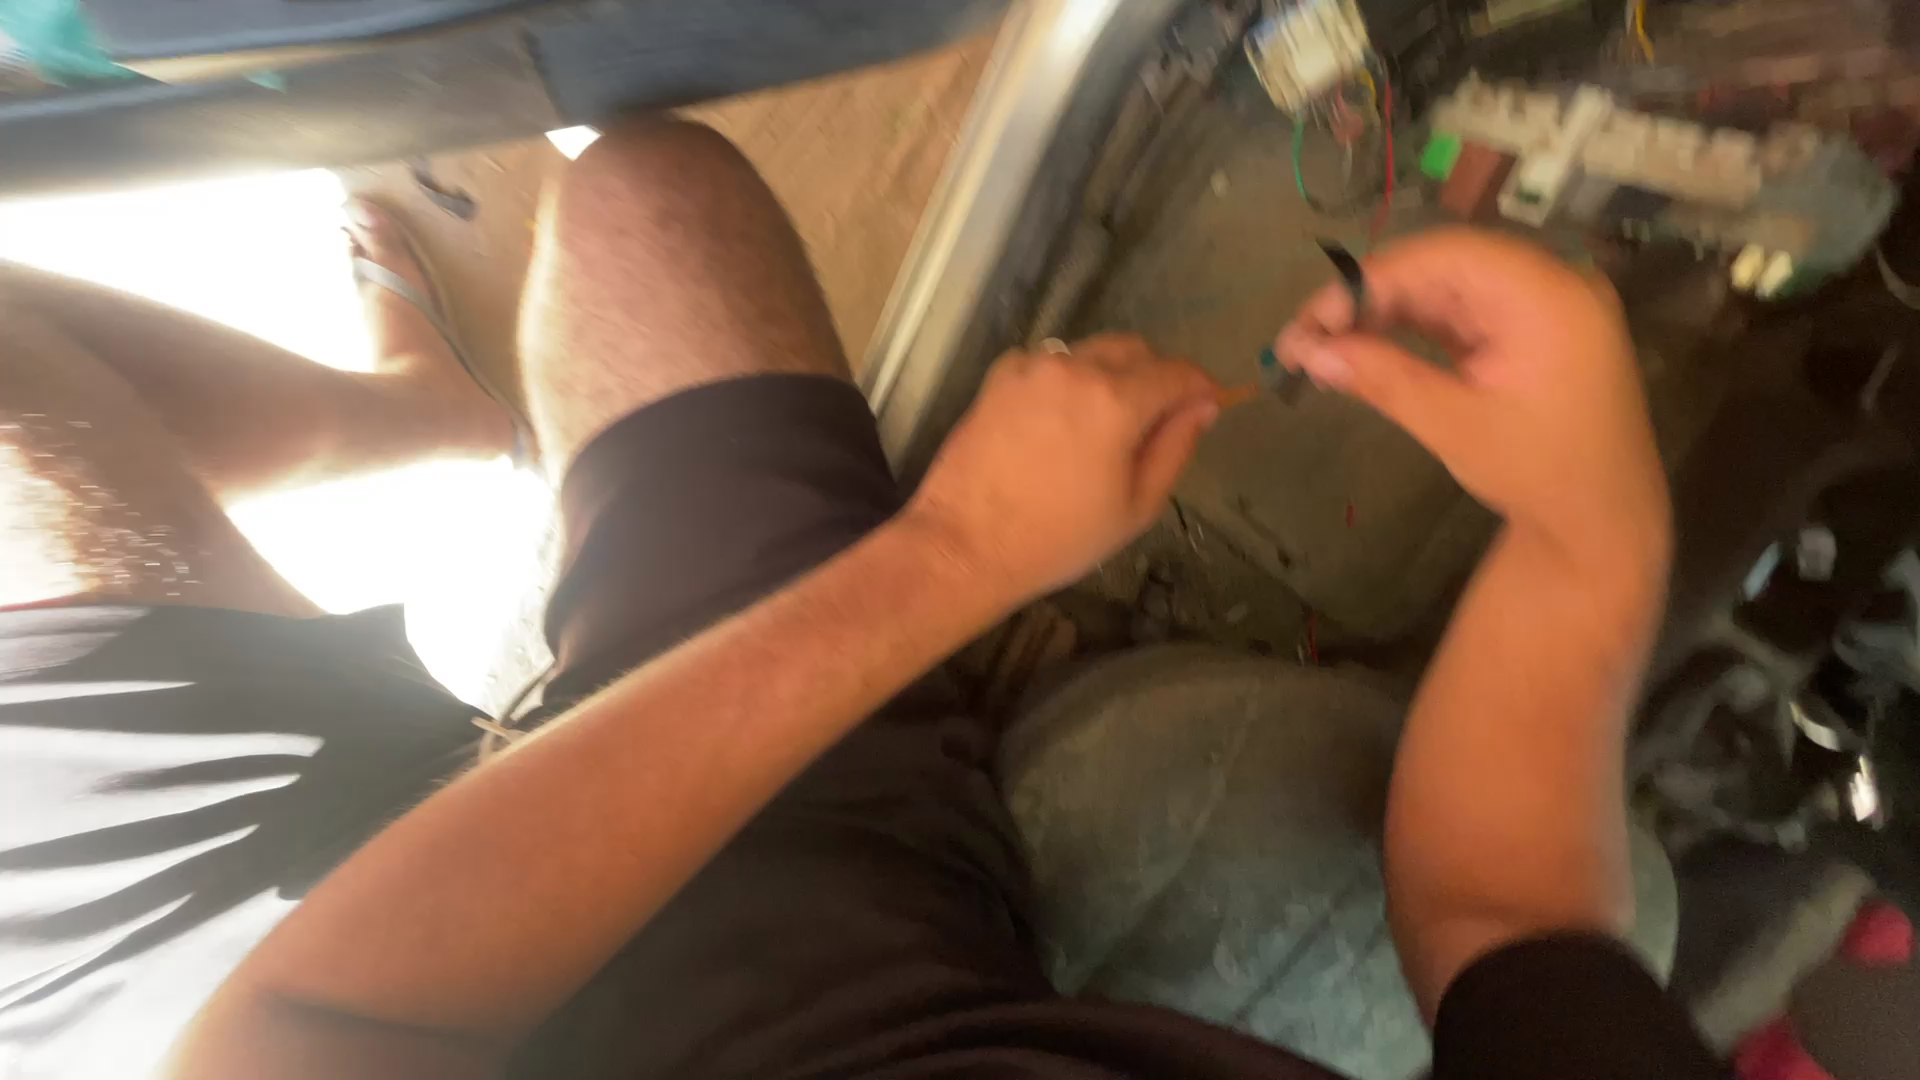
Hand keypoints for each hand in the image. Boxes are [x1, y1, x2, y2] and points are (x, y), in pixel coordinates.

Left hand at [907, 334, 1220, 599]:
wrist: (964, 545)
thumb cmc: (1056, 539)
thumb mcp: (1134, 507)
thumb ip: (1174, 448)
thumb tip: (1201, 407)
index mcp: (1115, 400)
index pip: (1177, 373)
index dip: (1199, 388)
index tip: (1205, 406)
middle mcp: (1074, 368)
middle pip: (1134, 350)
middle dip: (1155, 376)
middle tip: (1152, 421)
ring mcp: (1030, 368)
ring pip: (1090, 353)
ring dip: (1109, 376)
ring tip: (1100, 427)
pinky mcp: (998, 378)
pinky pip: (1047, 363)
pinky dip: (1064, 381)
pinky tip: (1055, 422)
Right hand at [1276, 228, 1670, 576]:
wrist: (1595, 514)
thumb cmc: (1537, 470)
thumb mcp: (1453, 426)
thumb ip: (1382, 379)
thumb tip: (1309, 353)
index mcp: (1544, 297)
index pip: (1443, 257)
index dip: (1368, 281)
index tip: (1312, 323)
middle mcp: (1540, 286)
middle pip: (1434, 267)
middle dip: (1362, 298)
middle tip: (1302, 339)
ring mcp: (1526, 308)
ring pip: (1433, 289)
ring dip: (1373, 313)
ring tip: (1318, 347)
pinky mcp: (1510, 331)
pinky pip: (1445, 313)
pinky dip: (1398, 328)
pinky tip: (1358, 348)